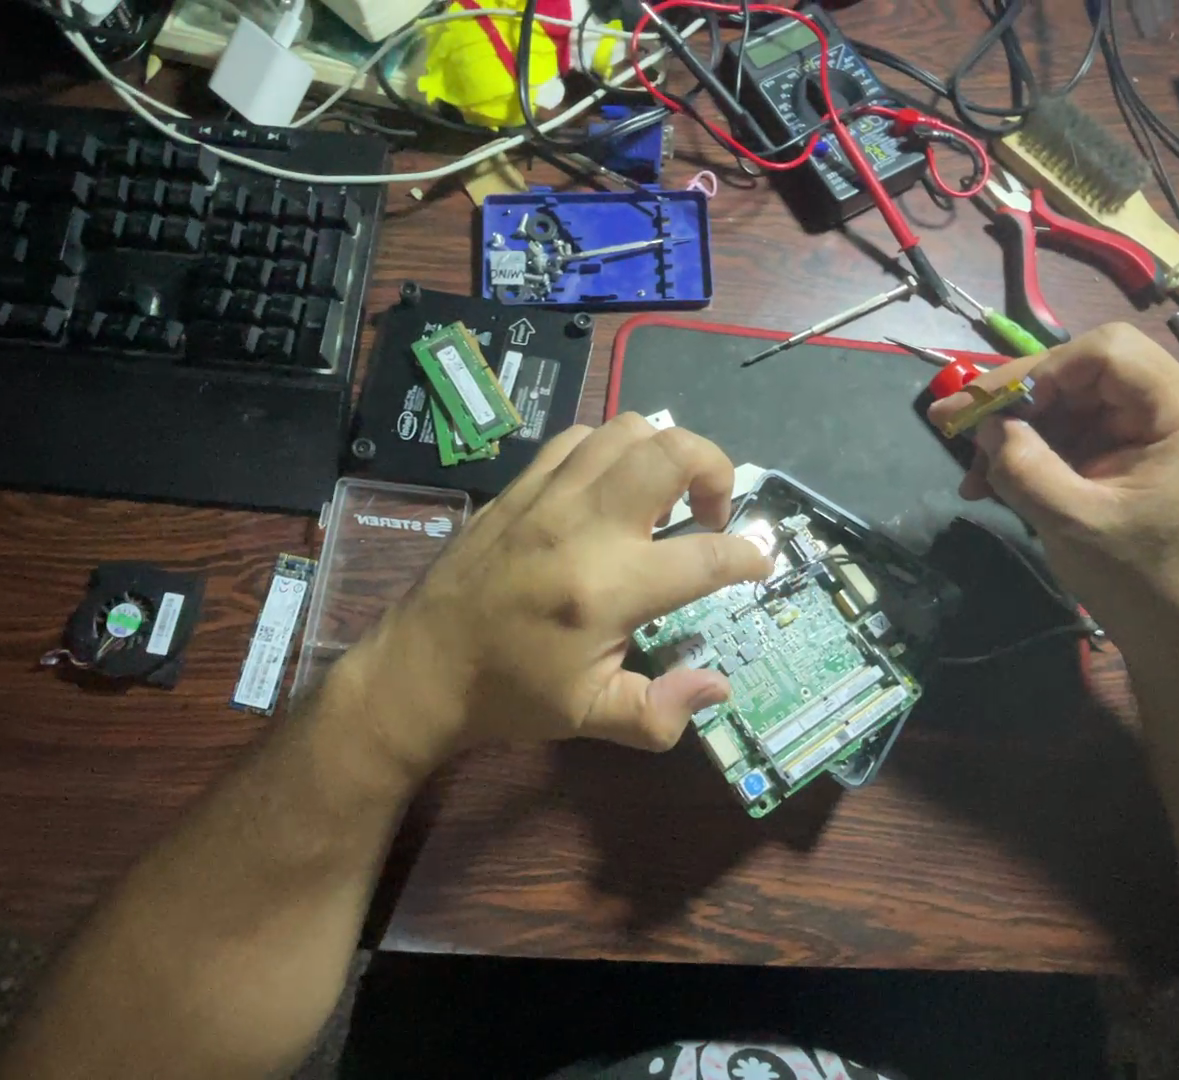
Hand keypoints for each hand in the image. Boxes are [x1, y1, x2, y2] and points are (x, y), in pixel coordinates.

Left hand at [334, 414, 773, 777]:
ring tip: (666, 494)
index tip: (758, 562)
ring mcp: (547, 496)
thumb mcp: (590, 717)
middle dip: (717, 469)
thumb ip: (662, 710)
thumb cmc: (509, 695)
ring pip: (628, 430)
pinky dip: (613, 448)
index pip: (705, 555)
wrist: (420, 668)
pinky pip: (579, 438)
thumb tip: (718, 685)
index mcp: (607, 589)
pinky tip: (612, 486)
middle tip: (713, 512)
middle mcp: (584, 526)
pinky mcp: (518, 487)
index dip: (747, 556)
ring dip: (665, 451)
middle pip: (673, 452)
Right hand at [927, 323, 1178, 641]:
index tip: (986, 408)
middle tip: (952, 426)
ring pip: (1070, 407)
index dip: (1038, 370)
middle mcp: (1173, 413)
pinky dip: (1032, 456)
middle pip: (1083, 375)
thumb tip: (984, 426)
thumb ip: (1024, 466)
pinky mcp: (1132, 462)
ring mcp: (1152, 438)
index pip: (1106, 353)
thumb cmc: (1140, 581)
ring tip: (973, 474)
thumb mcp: (1072, 522)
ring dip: (1016, 434)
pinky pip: (1074, 439)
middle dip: (1016, 403)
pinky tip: (995, 483)